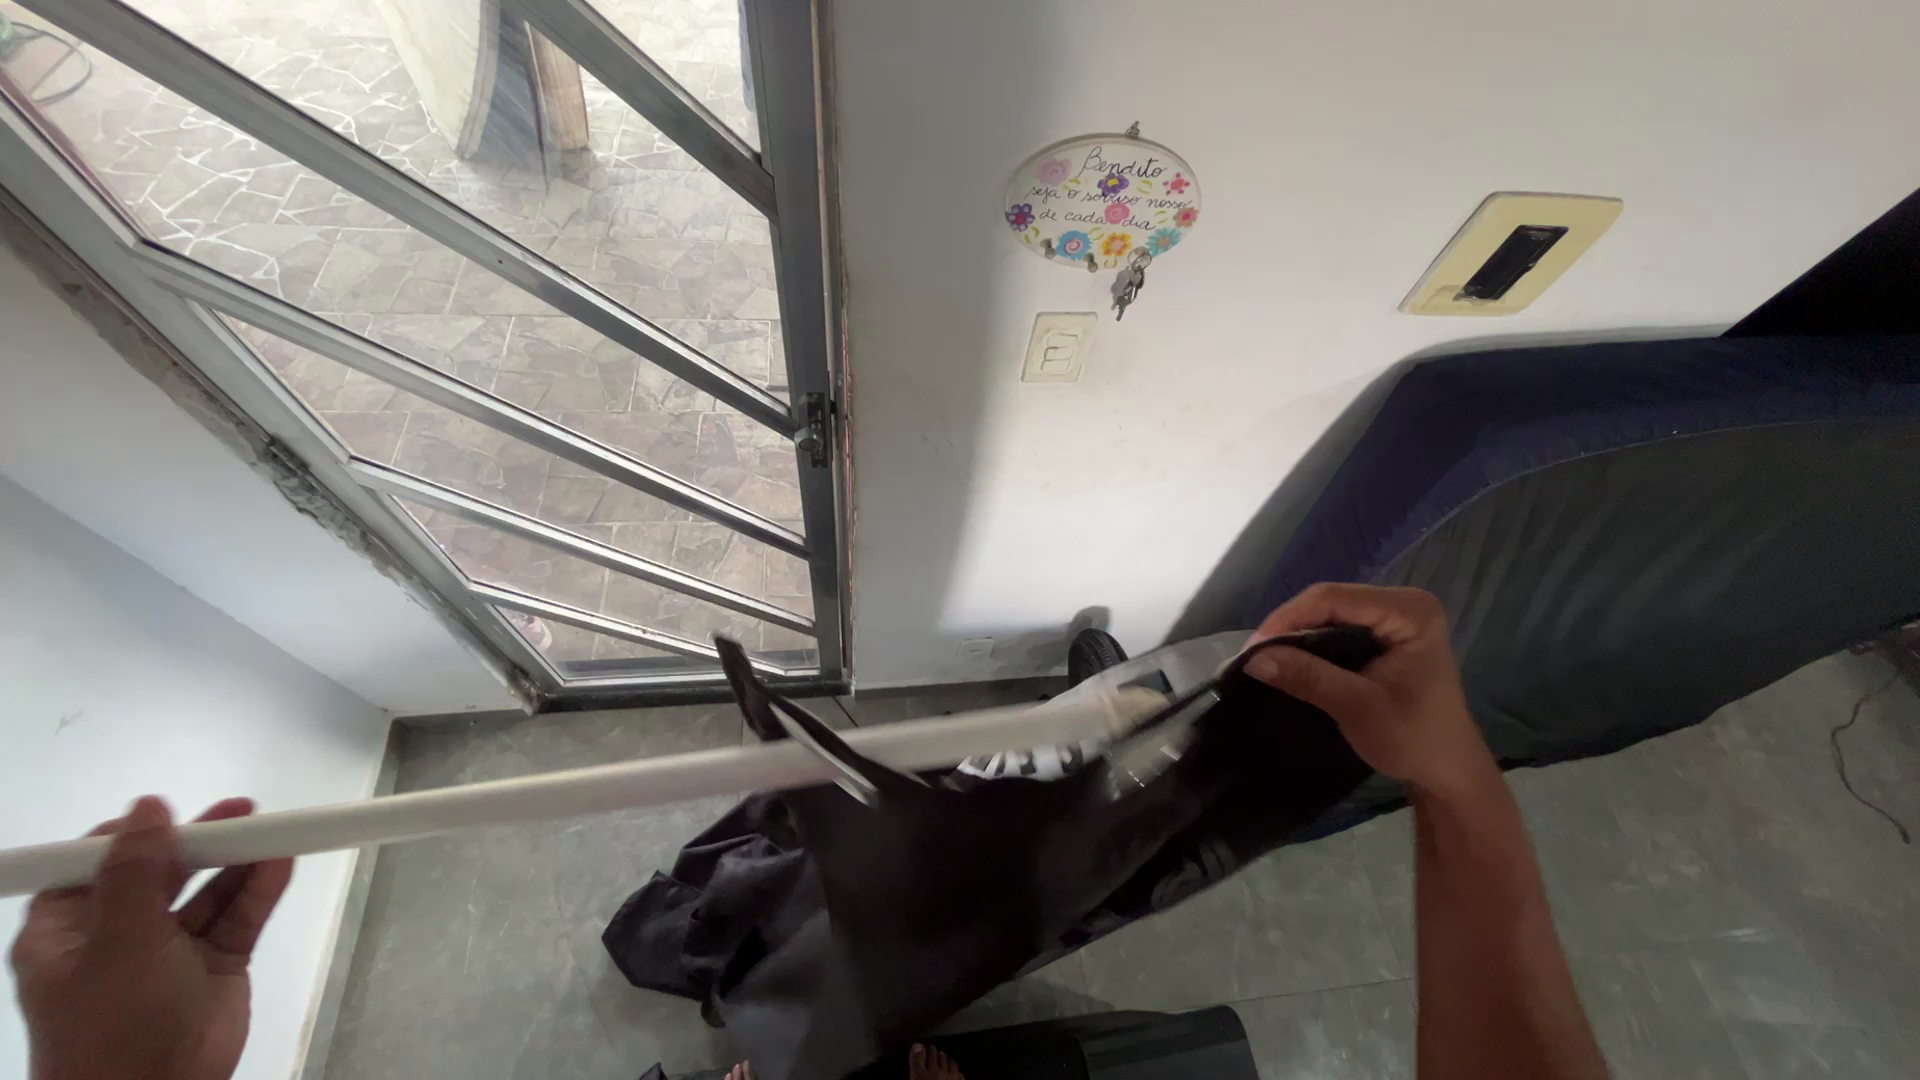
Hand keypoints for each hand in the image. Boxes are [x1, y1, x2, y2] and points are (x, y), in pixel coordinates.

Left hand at [9, 796, 292, 1079]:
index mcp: (70, 933)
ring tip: (274, 830)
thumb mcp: (119, 941)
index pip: (94, 868)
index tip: (169, 812)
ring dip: (240, 861)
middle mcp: (120, 935)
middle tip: (241, 810)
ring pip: (211, 889)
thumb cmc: (115, 1019)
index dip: (130, 837)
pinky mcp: (219, 958)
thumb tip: (146, 807)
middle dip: (201, 841)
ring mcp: (174, 948)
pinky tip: (282, 863)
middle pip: (163, 872)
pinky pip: (242, 912)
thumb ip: (136, 871)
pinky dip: (262, 886)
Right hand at [1244, 584, 1496, 798]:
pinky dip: (1309, 641)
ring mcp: (1394, 616)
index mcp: (1411, 611)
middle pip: (1329, 601)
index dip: (1288, 618)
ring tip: (1264, 657)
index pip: (1333, 599)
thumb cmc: (1415, 739)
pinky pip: (1335, 625)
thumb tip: (1253, 659)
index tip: (1253, 649)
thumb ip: (1308, 677)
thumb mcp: (1358, 708)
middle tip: (1254, 655)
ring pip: (1327, 612)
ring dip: (1295, 633)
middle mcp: (1404, 602)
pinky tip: (1289, 657)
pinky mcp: (1384, 632)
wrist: (1448, 771)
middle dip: (1288, 626)